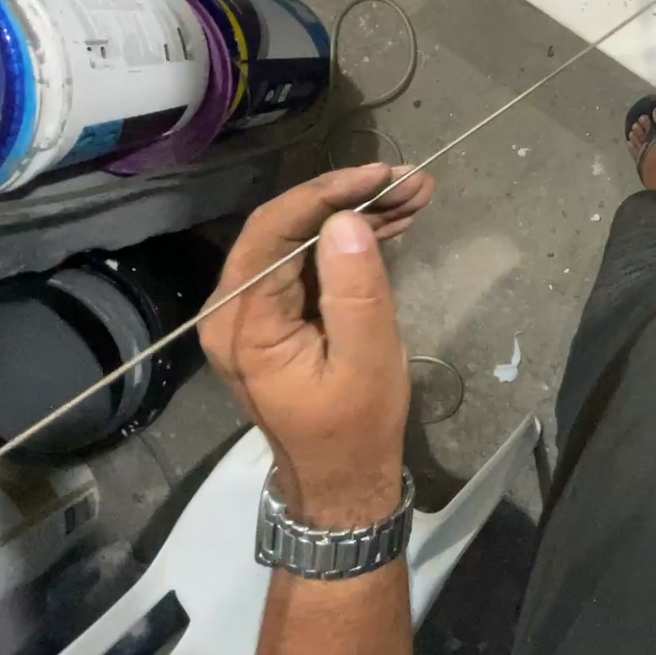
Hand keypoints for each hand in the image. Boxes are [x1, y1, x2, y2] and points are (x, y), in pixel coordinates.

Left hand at [198, 164, 434, 526]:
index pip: (273, 231)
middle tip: (412, 182)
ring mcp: (261, 310)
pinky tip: (396, 222)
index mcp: (244, 322)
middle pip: (288, 227)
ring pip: (307, 238)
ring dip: (360, 213)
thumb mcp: (366, 359)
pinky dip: (357, 239)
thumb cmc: (355, 427)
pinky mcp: (286, 313)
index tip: (382, 176)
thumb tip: (347, 222)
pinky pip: (317, 260)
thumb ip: (356, 291)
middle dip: (351, 197)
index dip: (327, 193)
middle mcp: (238, 308)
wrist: (344, 479)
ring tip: (416, 194)